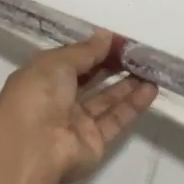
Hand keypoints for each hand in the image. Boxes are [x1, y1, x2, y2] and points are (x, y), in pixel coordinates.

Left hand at [0, 30, 157, 183]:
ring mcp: (75, 123)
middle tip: (138, 54)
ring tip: (150, 69)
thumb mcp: (56, 63)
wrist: (33, 147)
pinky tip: (150, 89)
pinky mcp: (93, 142)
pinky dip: (132, 105)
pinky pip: (115, 119)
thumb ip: (84, 51)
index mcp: (41, 78)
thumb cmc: (38, 96)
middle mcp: (57, 100)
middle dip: (112, 66)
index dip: (93, 50)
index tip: (119, 41)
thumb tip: (105, 36)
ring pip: (105, 100)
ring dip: (127, 84)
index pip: (70, 61)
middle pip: (89, 80)